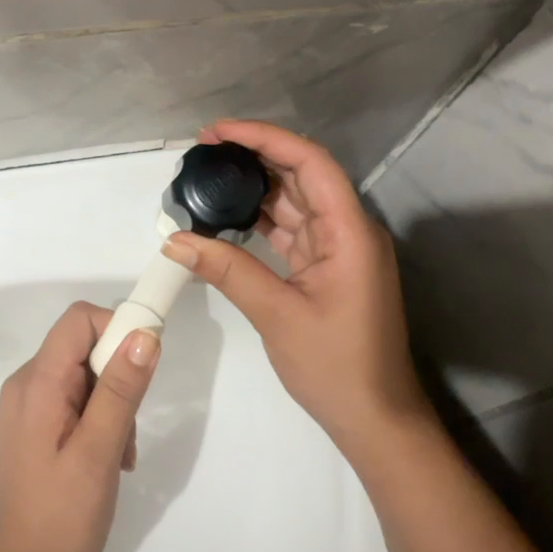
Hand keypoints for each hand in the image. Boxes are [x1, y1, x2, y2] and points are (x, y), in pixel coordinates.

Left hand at [0, 301, 160, 551]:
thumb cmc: (61, 515)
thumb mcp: (99, 451)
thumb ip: (122, 391)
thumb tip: (145, 334)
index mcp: (37, 383)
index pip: (79, 320)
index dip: (116, 329)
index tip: (145, 366)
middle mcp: (28, 384)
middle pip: (84, 347)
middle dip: (119, 376)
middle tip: (130, 426)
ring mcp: (30, 406)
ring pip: (86, 375)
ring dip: (114, 404)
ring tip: (119, 454)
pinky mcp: (38, 426)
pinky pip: (77, 400)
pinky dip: (100, 419)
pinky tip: (109, 459)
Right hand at [161, 119, 426, 450]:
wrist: (376, 418)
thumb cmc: (335, 366)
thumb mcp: (277, 315)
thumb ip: (228, 270)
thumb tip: (176, 240)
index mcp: (350, 230)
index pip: (309, 162)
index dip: (264, 138)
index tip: (218, 132)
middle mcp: (349, 230)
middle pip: (303, 175)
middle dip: (255, 156)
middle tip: (203, 149)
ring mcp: (340, 250)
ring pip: (296, 201)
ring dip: (256, 187)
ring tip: (209, 175)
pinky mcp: (329, 269)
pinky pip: (294, 230)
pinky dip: (262, 220)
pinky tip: (228, 215)